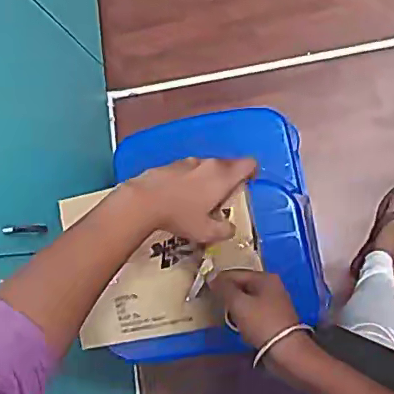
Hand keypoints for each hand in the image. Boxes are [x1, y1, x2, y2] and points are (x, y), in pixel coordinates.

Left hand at [112, 157, 257, 243]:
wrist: (142, 201)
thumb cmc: (179, 215)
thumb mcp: (205, 232)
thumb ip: (223, 230)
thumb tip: (229, 229)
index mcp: (222, 176)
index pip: (248, 164)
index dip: (251, 173)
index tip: (247, 186)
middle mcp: (207, 163)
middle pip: (227, 165)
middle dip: (228, 181)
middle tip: (222, 201)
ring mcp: (186, 161)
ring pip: (205, 167)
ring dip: (206, 180)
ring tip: (197, 201)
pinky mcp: (168, 164)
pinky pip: (186, 170)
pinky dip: (187, 180)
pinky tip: (177, 197)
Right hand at [213, 269, 303, 352]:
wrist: (286, 350)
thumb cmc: (261, 322)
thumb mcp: (238, 303)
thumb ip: (224, 288)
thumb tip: (212, 278)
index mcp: (265, 278)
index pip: (235, 273)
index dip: (219, 281)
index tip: (206, 291)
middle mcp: (272, 285)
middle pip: (242, 285)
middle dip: (228, 293)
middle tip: (215, 303)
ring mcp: (275, 301)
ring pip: (247, 298)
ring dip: (235, 305)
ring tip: (225, 314)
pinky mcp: (274, 316)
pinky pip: (254, 310)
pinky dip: (244, 314)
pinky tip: (239, 323)